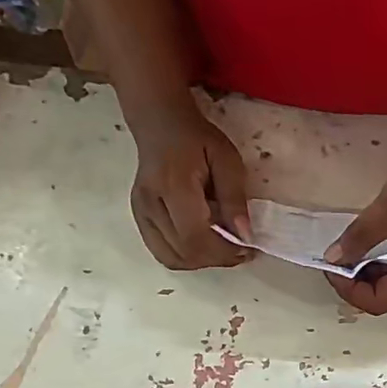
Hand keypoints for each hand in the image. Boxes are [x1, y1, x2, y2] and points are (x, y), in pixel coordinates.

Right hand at [128, 100, 250, 269]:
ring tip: (221, 250)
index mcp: (173, 185)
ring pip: (172, 259)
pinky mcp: (139, 220)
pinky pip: (163, 253)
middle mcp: (151, 204)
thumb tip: (243, 235)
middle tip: (238, 251)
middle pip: (185, 252)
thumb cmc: (196, 138)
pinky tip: (202, 247)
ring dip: (201, 262)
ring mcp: (141, 215)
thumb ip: (234, 197)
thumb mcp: (226, 158)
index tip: (246, 249)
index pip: (196, 236)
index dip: (222, 251)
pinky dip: (185, 258)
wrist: (160, 125)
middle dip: (216, 259)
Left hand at [321, 157, 386, 313]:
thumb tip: (332, 258)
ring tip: (347, 250)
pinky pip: (386, 275)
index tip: (331, 264)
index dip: (347, 288)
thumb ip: (360, 236)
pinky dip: (369, 264)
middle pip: (375, 298)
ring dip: (358, 273)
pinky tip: (362, 247)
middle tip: (335, 256)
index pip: (374, 301)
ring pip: (379, 288)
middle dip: (351, 281)